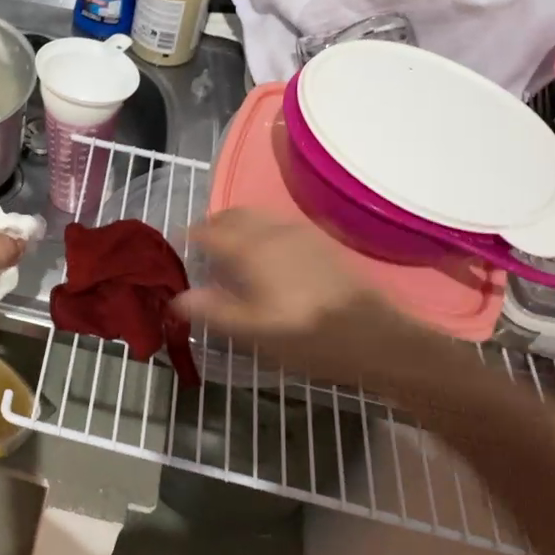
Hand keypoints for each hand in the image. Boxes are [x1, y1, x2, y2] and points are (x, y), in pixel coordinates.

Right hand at [174, 209, 437, 385]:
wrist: (378, 338)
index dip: (188, 237)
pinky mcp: (321, 243)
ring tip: (230, 253)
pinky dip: (260, 232)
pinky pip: (278, 226)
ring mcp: (300, 233)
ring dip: (237, 227)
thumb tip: (177, 298)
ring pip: (257, 217)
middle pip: (232, 216)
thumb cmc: (308, 337)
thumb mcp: (254, 333)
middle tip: (200, 249)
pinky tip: (266, 258)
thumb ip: (213, 311)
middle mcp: (273, 231)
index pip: (208, 231)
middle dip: (211, 227)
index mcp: (251, 250)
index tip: (176, 249)